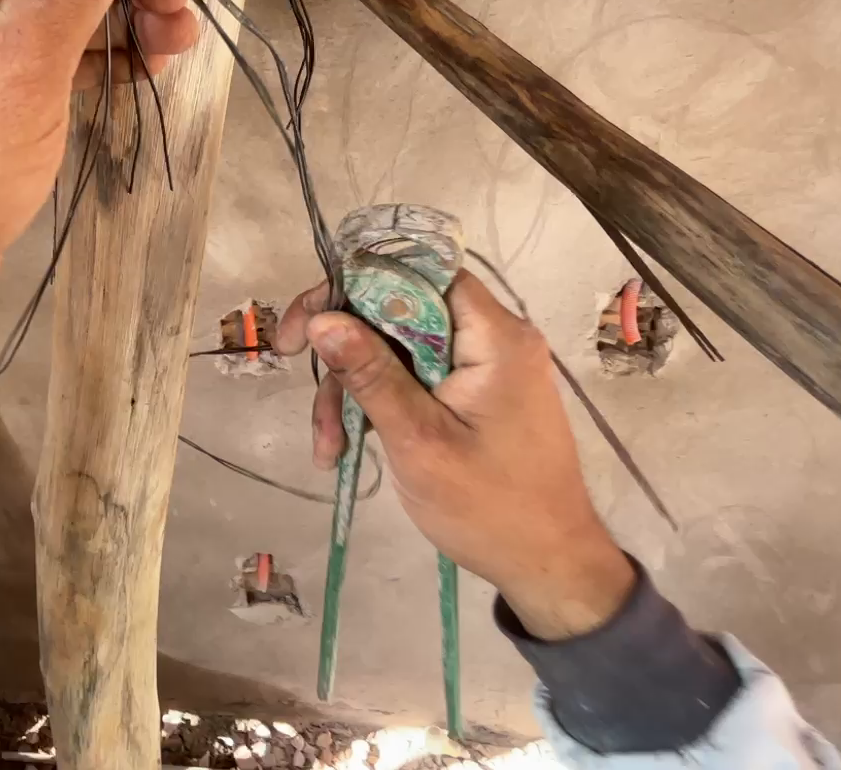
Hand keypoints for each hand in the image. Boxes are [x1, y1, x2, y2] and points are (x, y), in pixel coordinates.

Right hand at [275, 272, 634, 638]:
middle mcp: (488, 337)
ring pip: (390, 346)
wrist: (549, 569)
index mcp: (492, 335)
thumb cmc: (491, 507)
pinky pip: (405, 375)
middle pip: (394, 307)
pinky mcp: (466, 390)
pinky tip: (343, 447)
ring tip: (327, 444)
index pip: (419, 271)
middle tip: (291, 359)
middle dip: (341, 345)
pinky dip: (372, 404)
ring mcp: (476, 365)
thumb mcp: (418, 439)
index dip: (359, 279)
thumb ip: (370, 374)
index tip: (312, 314)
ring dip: (349, 387)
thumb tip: (321, 319)